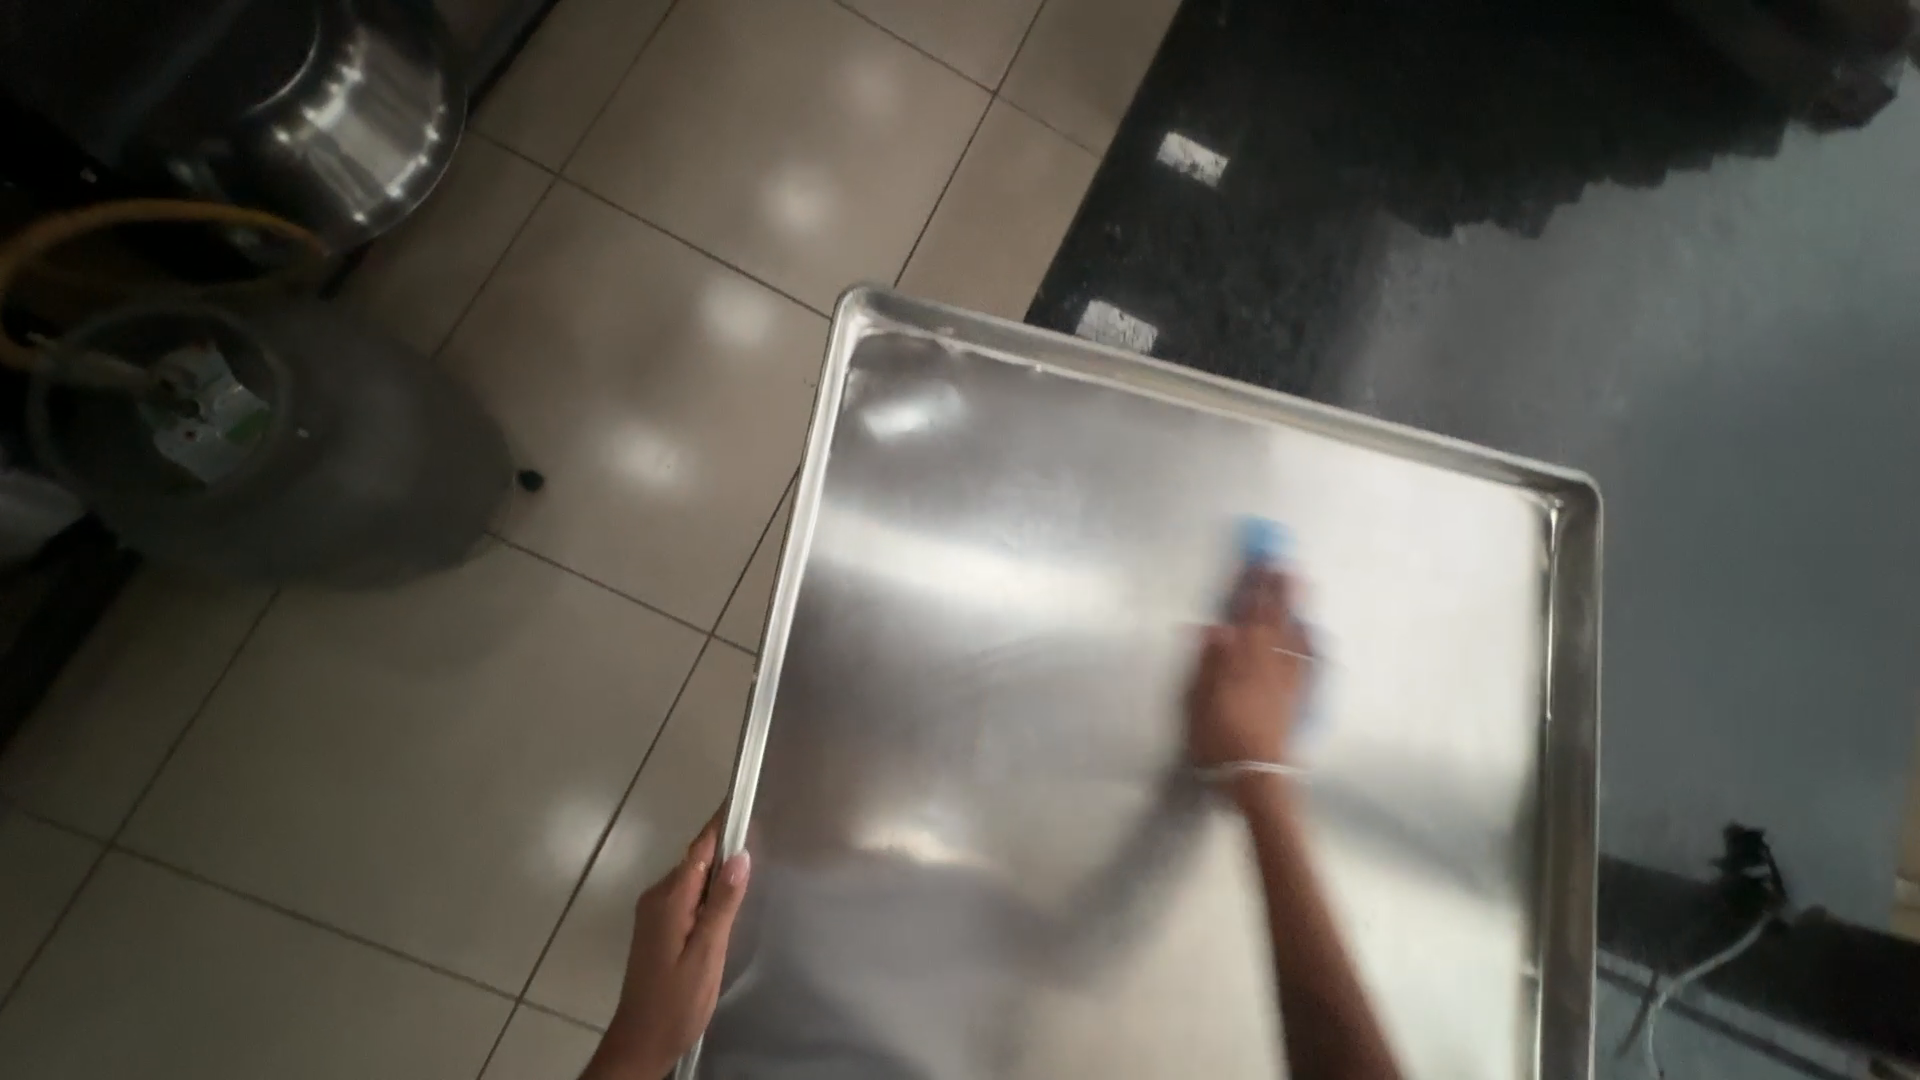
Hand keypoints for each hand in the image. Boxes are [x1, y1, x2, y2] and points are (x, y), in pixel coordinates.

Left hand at [588, 811, 750, 1079]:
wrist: (638, 1045)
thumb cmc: (675, 1002)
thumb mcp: (706, 953)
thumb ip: (722, 903)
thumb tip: (741, 856)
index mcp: (670, 899)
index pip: (700, 848)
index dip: (721, 823)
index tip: (743, 798)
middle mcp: (658, 897)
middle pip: (697, 859)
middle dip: (727, 846)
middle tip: (764, 833)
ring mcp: (655, 912)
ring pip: (693, 877)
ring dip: (719, 871)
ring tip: (754, 866)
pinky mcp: (658, 926)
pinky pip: (688, 894)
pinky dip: (709, 890)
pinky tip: (729, 902)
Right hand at [1186, 566, 1312, 776]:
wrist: (1254, 772)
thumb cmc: (1217, 735)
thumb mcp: (1198, 699)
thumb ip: (1208, 662)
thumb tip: (1213, 626)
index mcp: (1239, 659)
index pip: (1245, 614)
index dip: (1251, 587)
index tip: (1256, 562)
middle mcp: (1266, 661)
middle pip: (1272, 617)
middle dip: (1275, 588)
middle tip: (1281, 561)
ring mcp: (1286, 677)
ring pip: (1293, 632)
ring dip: (1294, 605)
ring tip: (1298, 581)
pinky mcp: (1298, 695)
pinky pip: (1308, 661)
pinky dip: (1310, 641)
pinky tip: (1313, 630)